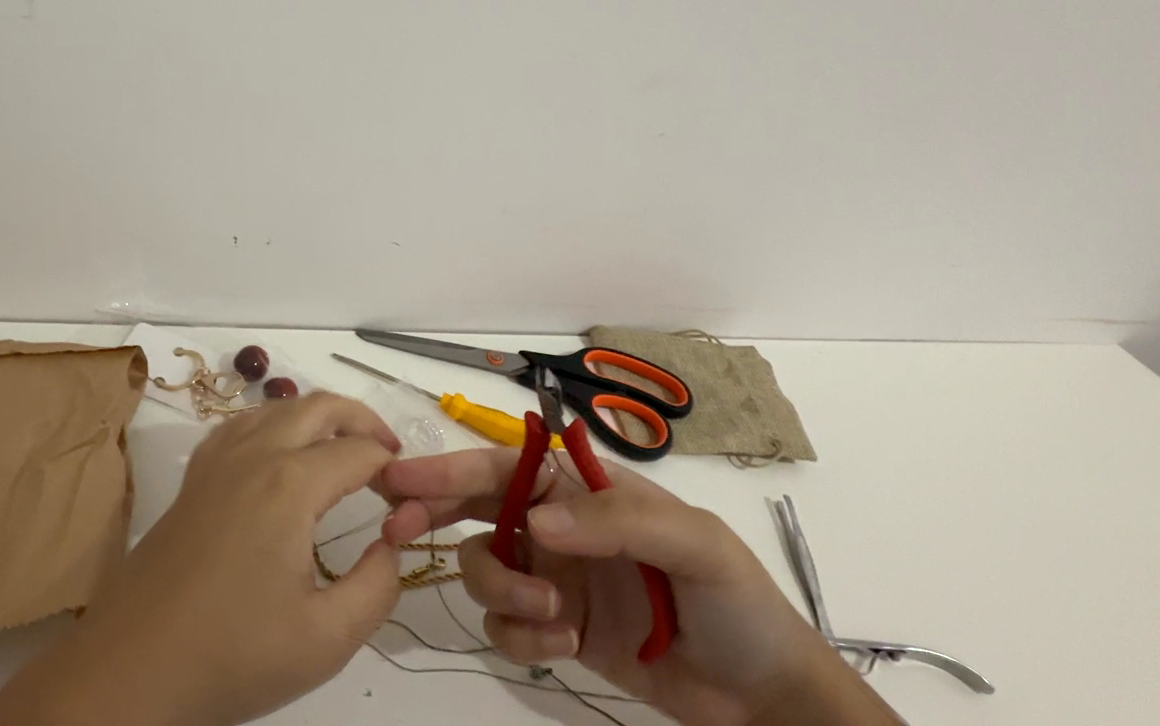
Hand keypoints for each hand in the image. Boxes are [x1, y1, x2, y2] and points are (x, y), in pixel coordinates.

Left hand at [0, 393, 405, 725]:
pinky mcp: (193, 480)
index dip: (393, 469)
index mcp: (289, 485)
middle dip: (362, 420)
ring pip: (276, 407)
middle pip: (318, 407)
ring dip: (318, 416)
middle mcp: (253, 456)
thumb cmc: (233, 654)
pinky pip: (240, 425)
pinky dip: (273, 422)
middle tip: (389, 454)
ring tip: (344, 448)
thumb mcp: (327, 638)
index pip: (358, 453)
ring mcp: (216, 463)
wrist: (133, 668)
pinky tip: (279, 453)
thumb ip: (377, 585)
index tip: (409, 499)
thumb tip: (391, 545)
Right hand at [382, 449, 900, 725]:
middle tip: (401, 528)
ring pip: (483, 571)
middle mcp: (556, 526)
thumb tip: (533, 522)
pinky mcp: (552, 629)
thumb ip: (614, 520)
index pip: (504, 466)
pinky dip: (521, 636)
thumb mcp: (690, 542)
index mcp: (582, 489)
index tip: (401, 478)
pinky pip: (504, 626)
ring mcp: (551, 578)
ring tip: (552, 615)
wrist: (758, 693)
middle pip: (473, 509)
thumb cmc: (732, 599)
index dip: (448, 468)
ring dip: (502, 593)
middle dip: (434, 513)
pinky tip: (563, 643)